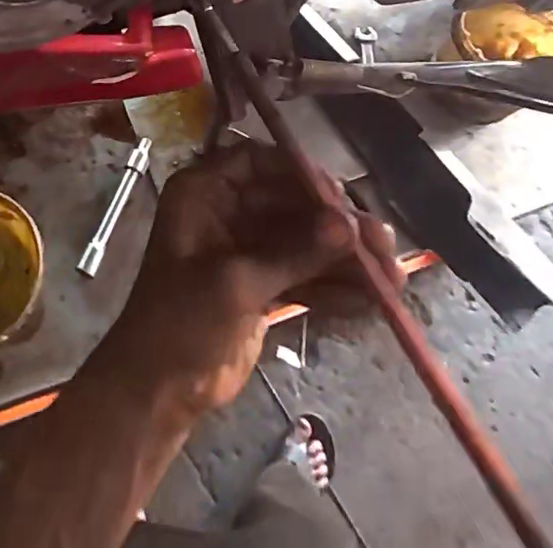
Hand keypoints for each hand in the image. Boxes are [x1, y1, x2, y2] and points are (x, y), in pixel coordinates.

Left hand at [88, 141, 400, 419]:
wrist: (160, 388)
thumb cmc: (181, 321)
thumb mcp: (235, 282)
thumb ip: (294, 253)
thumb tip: (349, 226)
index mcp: (204, 193)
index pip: (258, 163)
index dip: (301, 174)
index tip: (343, 195)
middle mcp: (226, 212)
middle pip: (290, 204)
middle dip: (336, 225)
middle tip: (382, 242)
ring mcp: (246, 249)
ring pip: (303, 241)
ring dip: (345, 259)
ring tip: (392, 277)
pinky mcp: (262, 283)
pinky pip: (304, 274)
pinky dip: (333, 287)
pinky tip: (371, 301)